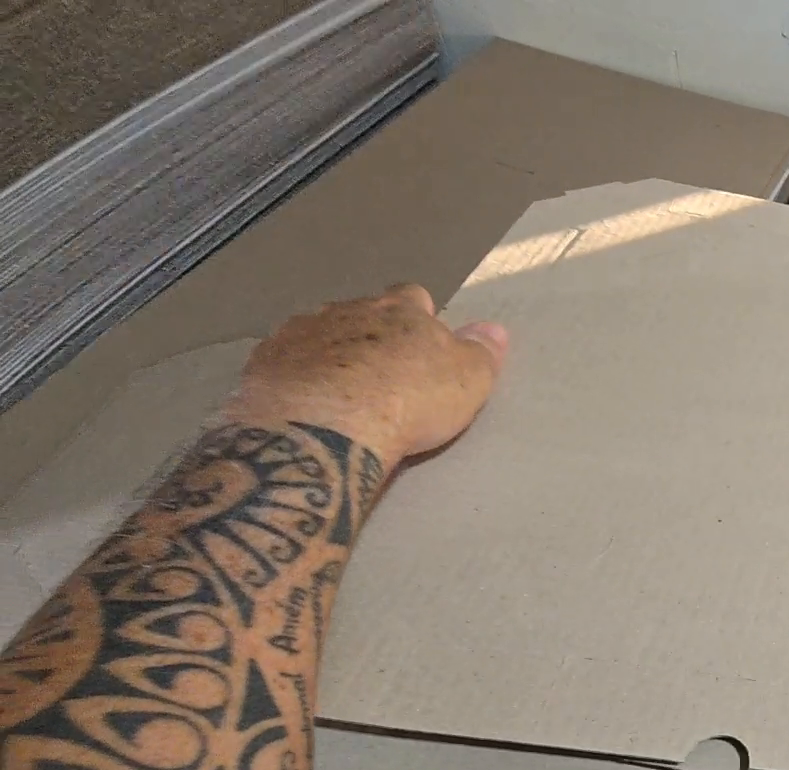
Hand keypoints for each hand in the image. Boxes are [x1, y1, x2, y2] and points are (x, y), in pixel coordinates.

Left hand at [223, 284, 507, 463]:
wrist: (323, 427)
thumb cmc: (410, 399)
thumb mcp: (470, 380)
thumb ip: (482, 351)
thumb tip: (494, 328)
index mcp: (401, 310)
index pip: (414, 295)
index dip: (422, 315)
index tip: (427, 342)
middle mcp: (348, 309)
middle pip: (365, 311)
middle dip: (377, 332)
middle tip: (392, 369)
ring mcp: (300, 331)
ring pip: (325, 332)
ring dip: (338, 351)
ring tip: (350, 387)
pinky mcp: (265, 360)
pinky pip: (291, 359)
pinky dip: (305, 373)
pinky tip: (315, 400)